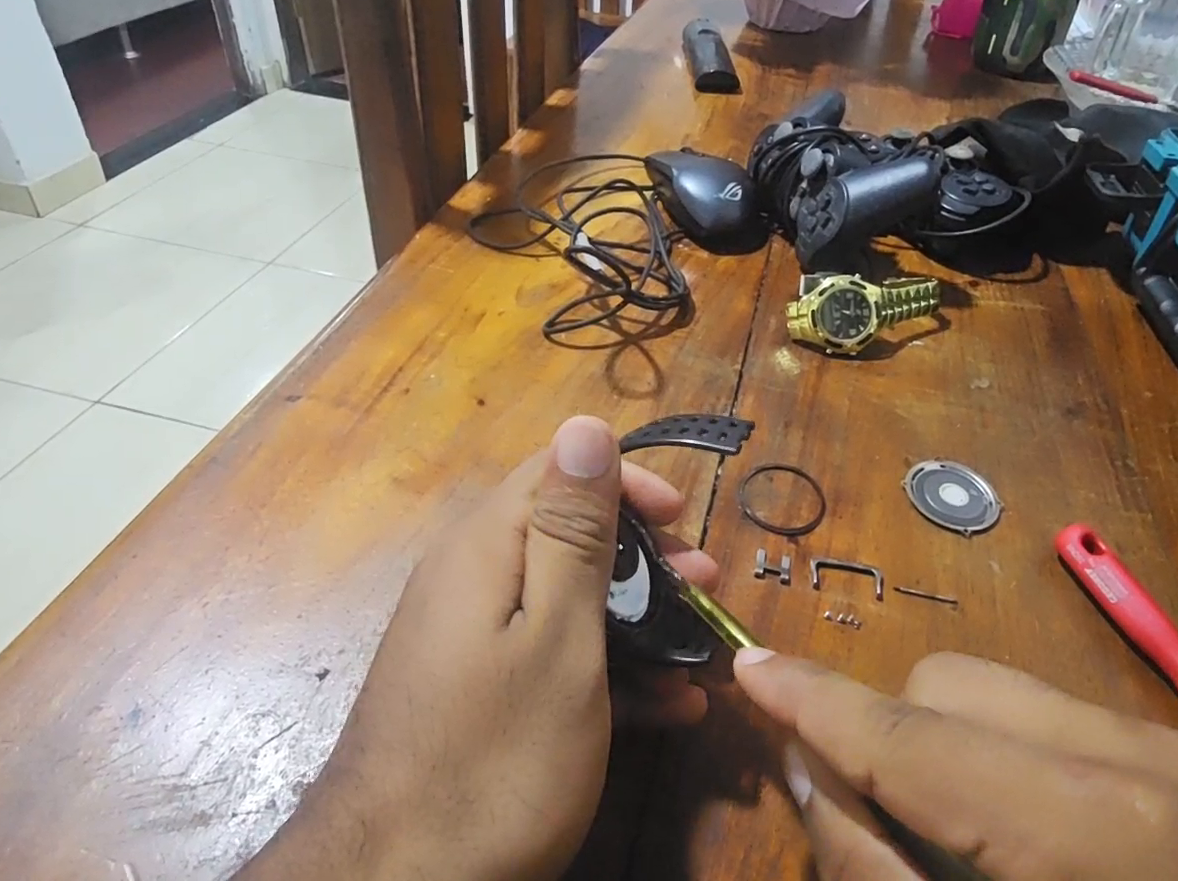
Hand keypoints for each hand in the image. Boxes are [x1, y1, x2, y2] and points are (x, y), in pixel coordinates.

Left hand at [238, 416, 718, 880]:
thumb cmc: (495, 755)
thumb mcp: (556, 636)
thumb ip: (573, 529)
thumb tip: (584, 423)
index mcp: (487, 545)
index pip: (559, 469)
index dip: (626, 482)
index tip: (681, 520)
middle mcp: (473, 576)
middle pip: (567, 532)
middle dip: (644, 554)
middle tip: (704, 587)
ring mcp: (473, 635)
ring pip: (566, 597)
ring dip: (638, 616)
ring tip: (699, 649)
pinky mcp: (479, 686)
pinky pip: (548, 650)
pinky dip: (606, 665)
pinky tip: (666, 705)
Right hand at [733, 650, 1177, 880]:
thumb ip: (875, 869)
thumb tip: (807, 759)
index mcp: (1097, 822)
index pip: (910, 735)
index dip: (816, 701)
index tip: (749, 665)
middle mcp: (1136, 754)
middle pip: (943, 685)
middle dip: (890, 739)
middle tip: (885, 827)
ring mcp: (1170, 749)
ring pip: (987, 689)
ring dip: (940, 744)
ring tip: (962, 839)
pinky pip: (1037, 716)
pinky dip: (995, 756)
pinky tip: (1019, 837)